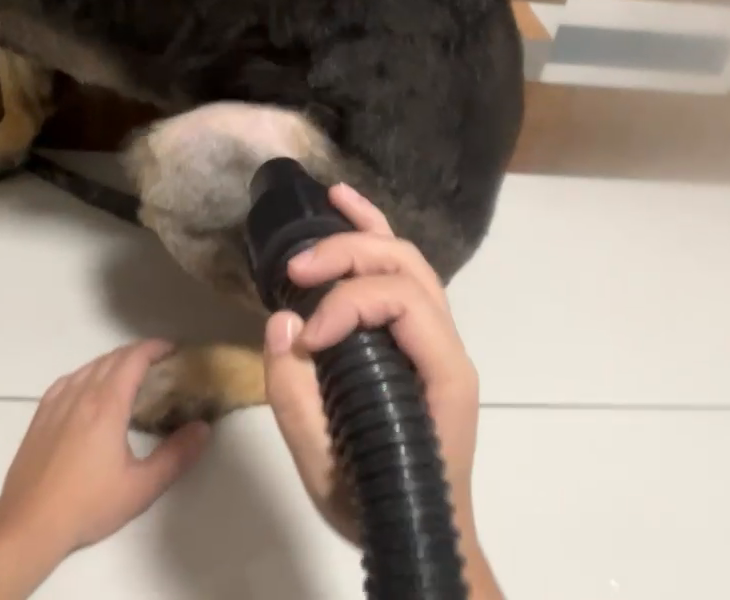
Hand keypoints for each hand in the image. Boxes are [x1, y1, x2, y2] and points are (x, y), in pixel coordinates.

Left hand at [0, 340, 212, 557]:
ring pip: (89, 366)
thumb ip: (177, 456)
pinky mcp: (40, 416)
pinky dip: (87, 374)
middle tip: (160, 365)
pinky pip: (68, 380)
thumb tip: (203, 428)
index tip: (174, 350)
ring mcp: (56, 404)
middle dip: (138, 353)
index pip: (133, 358)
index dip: (155, 348)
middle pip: (112, 358)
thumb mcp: (141, 487)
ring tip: (129, 376)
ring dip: (113, 362)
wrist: (28, 525)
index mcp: (107, 405)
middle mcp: (81, 394)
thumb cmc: (87, 505)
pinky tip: (90, 389)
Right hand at [262, 185, 482, 550]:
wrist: (414, 530)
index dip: (348, 304)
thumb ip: (298, 399)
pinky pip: (404, 275)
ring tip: (328, 199)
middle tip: (297, 270)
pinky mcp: (417, 337)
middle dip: (350, 255)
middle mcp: (448, 343)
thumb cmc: (373, 502)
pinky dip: (375, 238)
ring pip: (410, 260)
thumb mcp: (325, 468)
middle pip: (408, 267)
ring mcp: (437, 336)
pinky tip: (347, 208)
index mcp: (442, 373)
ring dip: (366, 230)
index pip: (401, 303)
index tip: (307, 339)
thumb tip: (281, 323)